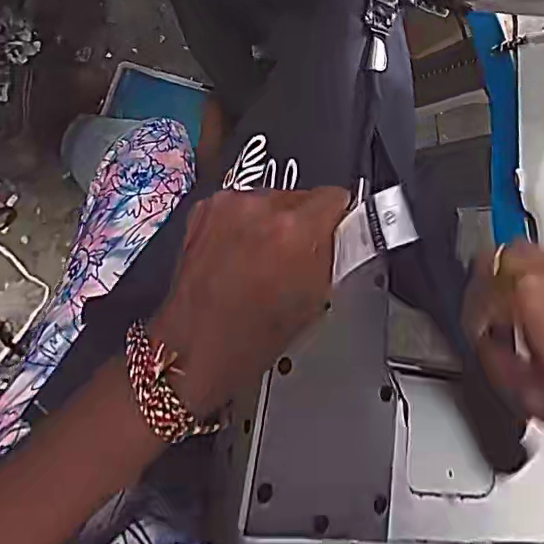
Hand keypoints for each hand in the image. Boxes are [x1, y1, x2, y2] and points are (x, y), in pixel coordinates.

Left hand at [149, 187, 349, 414]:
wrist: (195, 347)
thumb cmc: (251, 334)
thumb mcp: (316, 295)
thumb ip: (334, 251)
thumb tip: (347, 229)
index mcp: (296, 229)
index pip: (336, 196)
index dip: (339, 217)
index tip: (338, 228)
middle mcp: (261, 207)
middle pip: (303, 197)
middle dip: (304, 222)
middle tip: (297, 255)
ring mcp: (230, 204)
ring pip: (272, 199)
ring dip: (274, 221)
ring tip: (264, 259)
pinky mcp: (208, 207)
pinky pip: (242, 205)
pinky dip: (246, 223)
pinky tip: (240, 254)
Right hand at [467, 242, 543, 498]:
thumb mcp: (532, 396)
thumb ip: (496, 360)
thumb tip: (487, 346)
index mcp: (536, 295)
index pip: (485, 279)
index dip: (471, 304)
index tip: (473, 323)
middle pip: (509, 250)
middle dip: (490, 274)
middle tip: (483, 303)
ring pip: (538, 255)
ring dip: (518, 275)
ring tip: (511, 311)